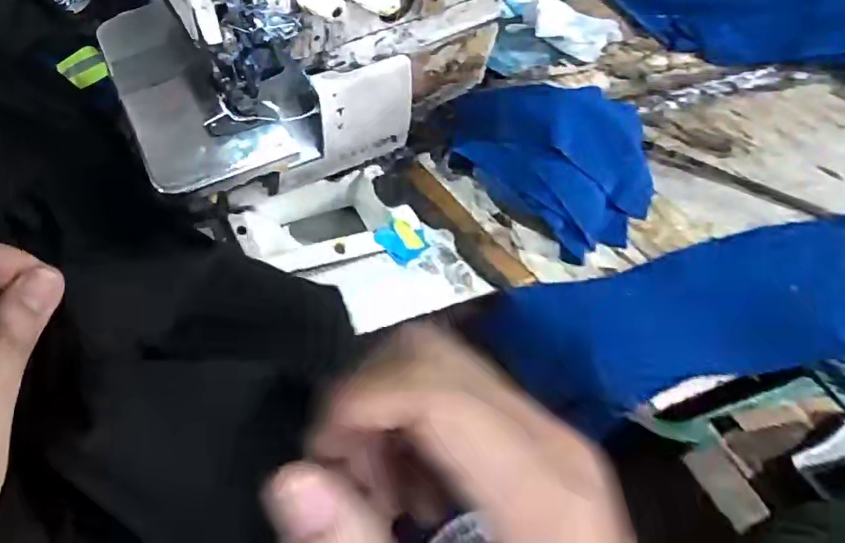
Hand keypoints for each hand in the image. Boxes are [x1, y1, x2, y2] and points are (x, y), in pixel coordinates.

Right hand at [264, 323, 631, 542]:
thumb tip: (293, 478)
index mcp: (545, 490)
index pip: (428, 387)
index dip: (356, 403)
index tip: (320, 455)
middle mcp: (552, 442)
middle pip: (425, 354)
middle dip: (363, 396)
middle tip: (344, 468)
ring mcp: (549, 433)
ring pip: (432, 358)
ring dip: (381, 405)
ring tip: (375, 487)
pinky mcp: (538, 440)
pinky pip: (452, 382)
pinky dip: (408, 416)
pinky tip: (409, 486)